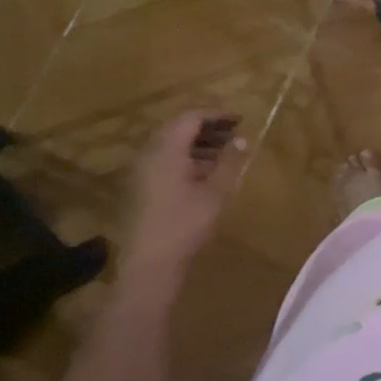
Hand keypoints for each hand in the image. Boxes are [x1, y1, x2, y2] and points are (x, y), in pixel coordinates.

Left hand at [121, 111, 244, 277]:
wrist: (148, 266)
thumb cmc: (185, 225)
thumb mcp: (215, 192)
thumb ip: (229, 162)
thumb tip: (241, 139)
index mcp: (166, 148)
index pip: (192, 117)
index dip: (217, 114)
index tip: (239, 119)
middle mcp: (149, 152)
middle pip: (178, 126)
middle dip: (207, 127)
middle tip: (233, 133)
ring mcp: (141, 170)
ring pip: (170, 143)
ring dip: (196, 142)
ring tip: (223, 151)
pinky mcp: (139, 186)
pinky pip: (163, 159)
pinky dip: (184, 156)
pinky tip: (203, 171)